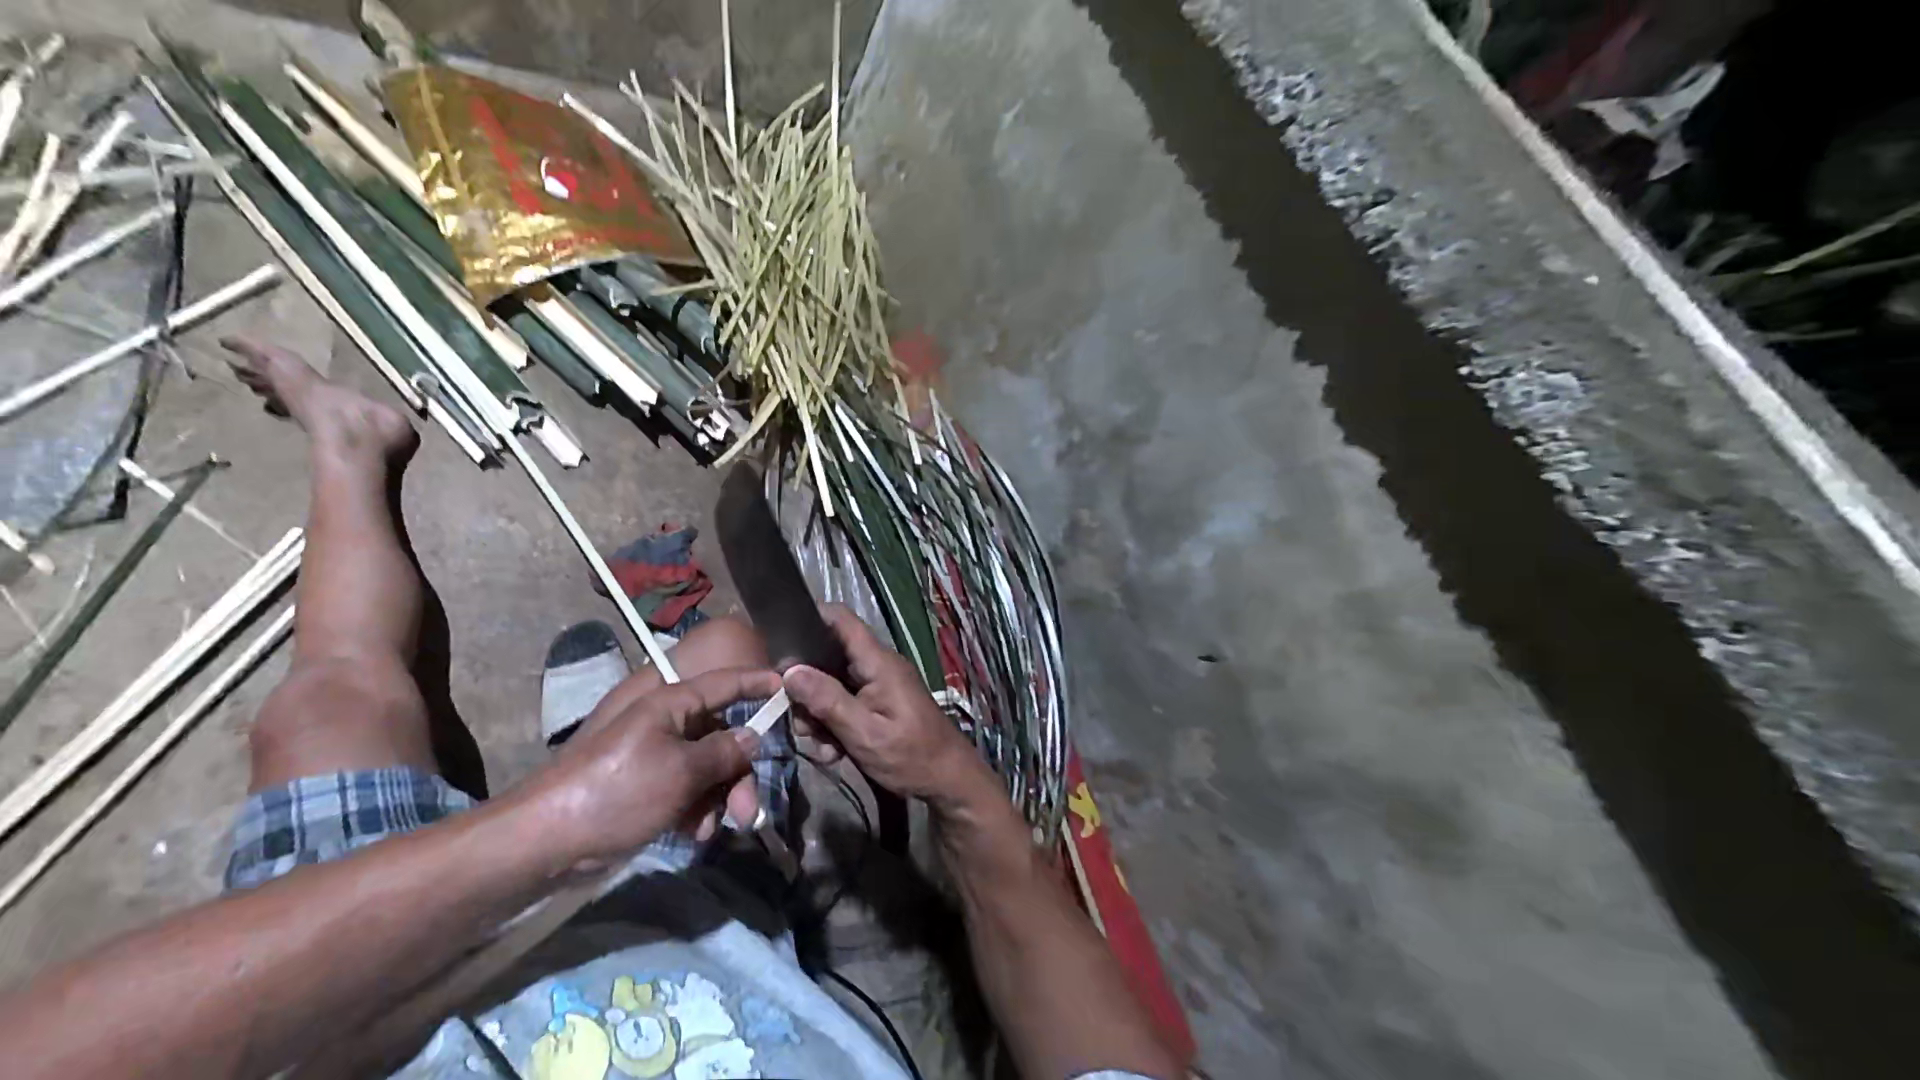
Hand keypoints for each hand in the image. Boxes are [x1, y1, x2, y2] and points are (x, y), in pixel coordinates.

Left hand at [516, 666, 781, 869]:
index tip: (789, 687)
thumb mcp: (682, 771)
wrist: (542, 842)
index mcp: (670, 701)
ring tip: (713, 831)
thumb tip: (753, 737)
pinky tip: (693, 834)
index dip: (758, 683)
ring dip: (718, 797)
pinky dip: (694, 807)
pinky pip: (684, 785)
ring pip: (706, 766)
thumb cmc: (617, 793)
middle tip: (748, 811)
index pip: (725, 683)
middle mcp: (664, 720)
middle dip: (738, 773)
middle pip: (721, 736)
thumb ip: (725, 752)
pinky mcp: (642, 782)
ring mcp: (652, 752)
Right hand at [782, 605, 996, 810]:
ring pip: (833, 685)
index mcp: (878, 662)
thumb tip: (790, 671)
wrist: (949, 781)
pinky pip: (846, 704)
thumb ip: (827, 701)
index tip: (780, 643)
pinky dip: (834, 725)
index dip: (810, 619)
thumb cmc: (911, 756)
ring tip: (821, 745)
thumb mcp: (864, 733)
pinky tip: (834, 753)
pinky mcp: (879, 704)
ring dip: (819, 714)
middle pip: (829, 657)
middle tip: (798, 721)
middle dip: (806, 687)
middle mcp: (878, 666)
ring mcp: (879, 685)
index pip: (841, 619)